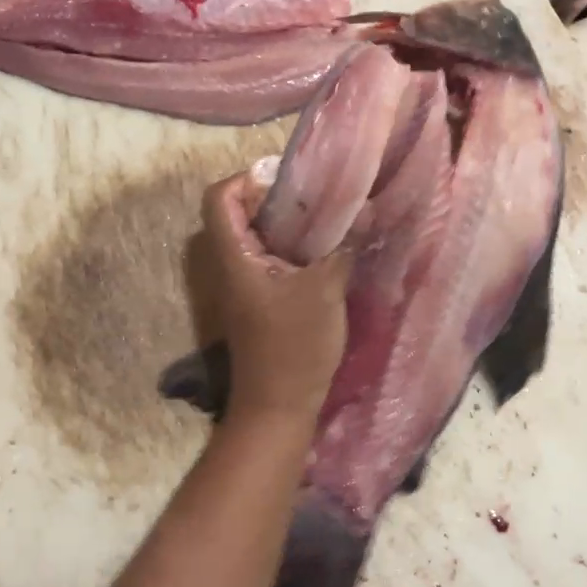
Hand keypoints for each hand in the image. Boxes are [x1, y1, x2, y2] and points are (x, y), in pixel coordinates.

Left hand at [203, 172, 356, 424]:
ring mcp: (246, 282)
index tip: (289, 181)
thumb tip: (365, 210)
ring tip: (326, 215)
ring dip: (287, 221)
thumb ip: (341, 246)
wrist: (278, 408)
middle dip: (275, 195)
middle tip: (316, 193)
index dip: (247, 179)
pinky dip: (293, 243)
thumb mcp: (324, 290)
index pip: (220, 198)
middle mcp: (233, 263)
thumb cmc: (294, 346)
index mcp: (236, 256)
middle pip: (239, 211)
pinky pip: (270, 254)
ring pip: (257, 233)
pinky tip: (326, 247)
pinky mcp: (262, 297)